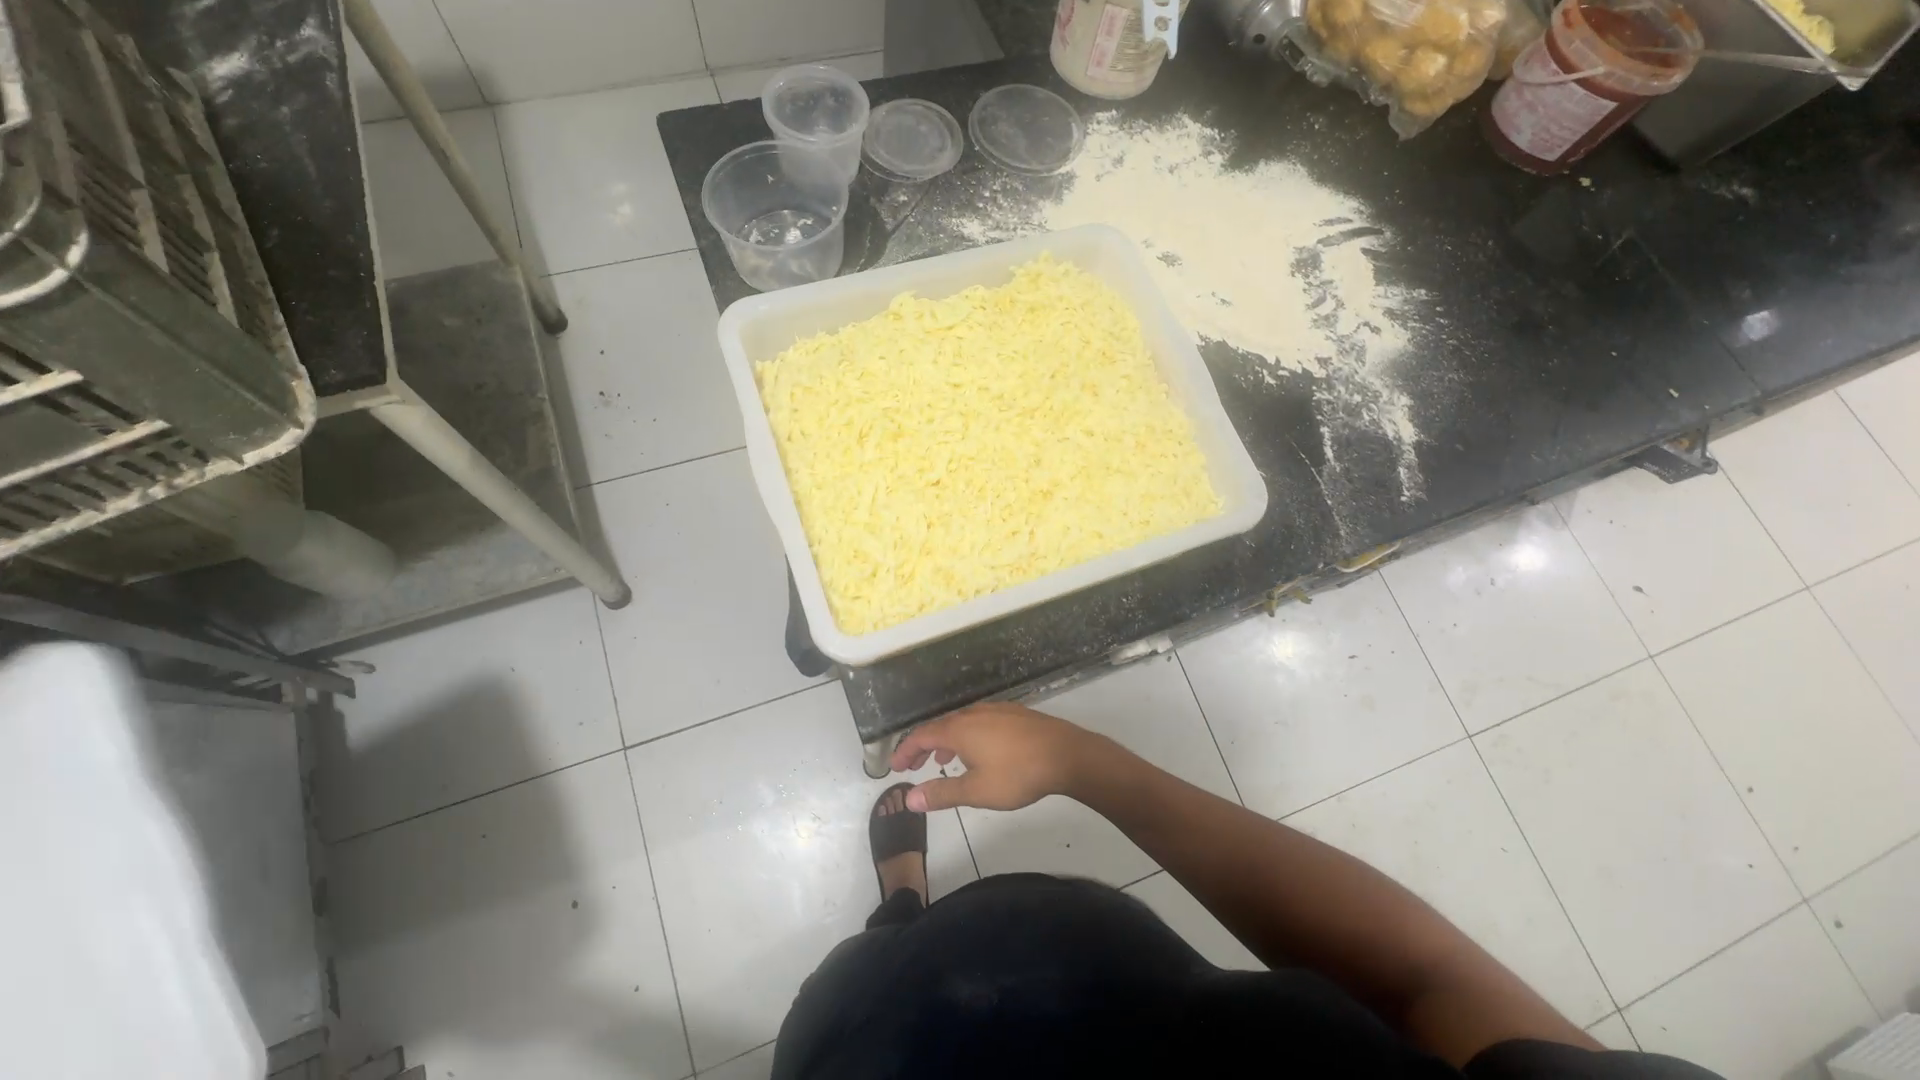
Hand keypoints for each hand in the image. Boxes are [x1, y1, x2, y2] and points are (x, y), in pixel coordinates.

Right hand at [890, 702, 1102, 812]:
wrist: (1068, 755)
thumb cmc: (1018, 774)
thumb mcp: (976, 791)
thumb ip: (941, 793)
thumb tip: (909, 798)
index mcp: (959, 729)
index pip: (921, 736)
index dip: (905, 751)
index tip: (895, 767)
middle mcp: (974, 713)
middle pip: (940, 726)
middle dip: (923, 745)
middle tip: (913, 764)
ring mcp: (997, 710)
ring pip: (962, 722)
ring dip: (947, 740)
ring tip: (944, 759)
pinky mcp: (1016, 714)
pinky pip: (981, 721)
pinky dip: (968, 735)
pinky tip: (980, 751)